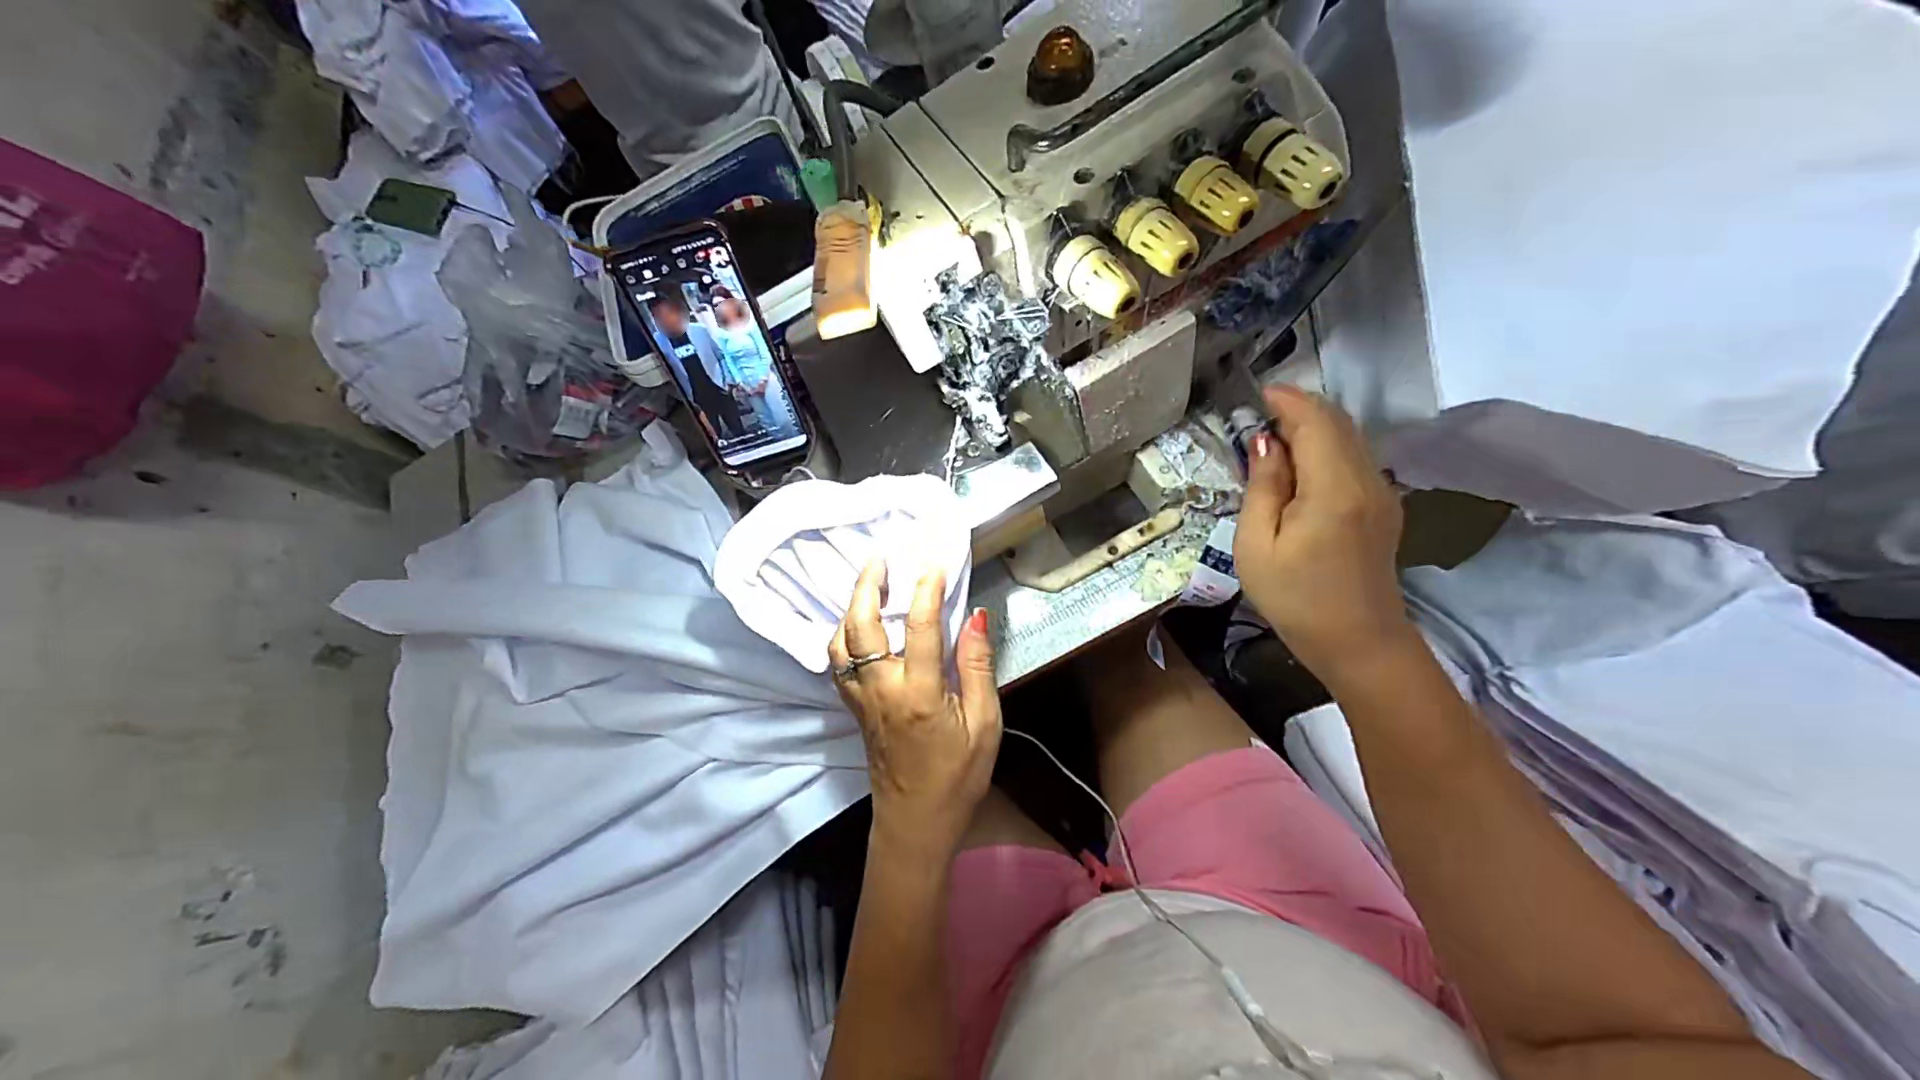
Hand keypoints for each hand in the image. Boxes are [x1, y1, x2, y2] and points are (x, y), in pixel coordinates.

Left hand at [828, 560, 1000, 855]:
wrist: (915, 823)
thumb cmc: (958, 777)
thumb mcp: (984, 725)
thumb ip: (976, 668)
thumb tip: (976, 617)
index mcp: (918, 693)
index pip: (920, 626)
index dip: (927, 589)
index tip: (934, 564)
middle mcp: (881, 689)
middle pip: (860, 626)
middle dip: (866, 586)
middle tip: (879, 559)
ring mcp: (861, 699)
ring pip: (839, 643)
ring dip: (849, 608)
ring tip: (866, 585)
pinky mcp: (854, 709)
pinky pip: (838, 663)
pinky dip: (843, 635)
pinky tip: (857, 626)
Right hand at [1235, 386, 1414, 684]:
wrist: (1359, 644)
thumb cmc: (1296, 600)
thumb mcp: (1257, 547)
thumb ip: (1262, 488)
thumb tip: (1264, 444)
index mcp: (1334, 489)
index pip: (1315, 421)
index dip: (1286, 401)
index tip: (1255, 397)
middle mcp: (1367, 480)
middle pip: (1338, 422)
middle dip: (1298, 410)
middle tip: (1257, 418)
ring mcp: (1382, 493)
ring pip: (1350, 437)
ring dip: (1314, 427)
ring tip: (1273, 440)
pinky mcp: (1384, 507)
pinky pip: (1356, 459)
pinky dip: (1327, 447)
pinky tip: (1301, 467)